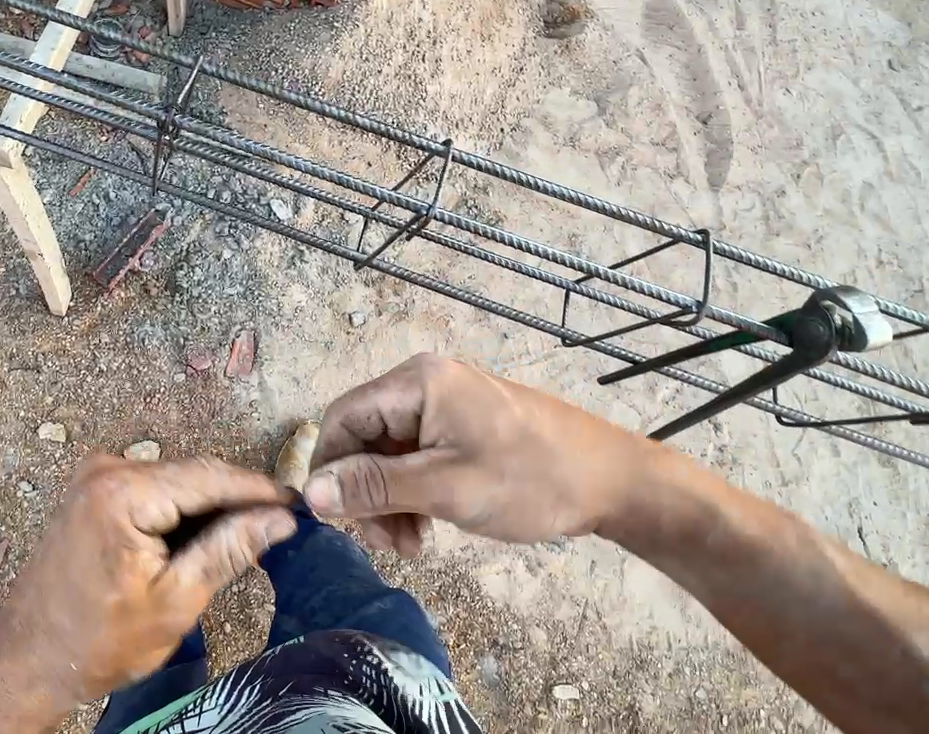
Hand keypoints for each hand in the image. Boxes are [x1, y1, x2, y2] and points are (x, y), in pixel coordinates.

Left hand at [0, 455, 296, 729]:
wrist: (28, 656)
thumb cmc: (100, 639)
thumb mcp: (175, 600)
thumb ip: (228, 550)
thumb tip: (280, 518)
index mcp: (125, 490)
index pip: (208, 476)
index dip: (257, 488)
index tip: (299, 502)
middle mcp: (108, 467)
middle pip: (191, 474)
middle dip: (236, 497)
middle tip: (283, 522)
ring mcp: (96, 474)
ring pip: (174, 480)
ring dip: (209, 504)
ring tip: (250, 532)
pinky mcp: (92, 488)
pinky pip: (151, 489)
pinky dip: (180, 509)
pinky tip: (204, 534)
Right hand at [304, 353, 658, 552]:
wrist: (616, 483)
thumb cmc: (532, 480)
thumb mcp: (447, 488)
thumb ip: (375, 486)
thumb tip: (312, 492)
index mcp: (414, 383)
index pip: (344, 417)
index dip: (330, 466)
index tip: (336, 517)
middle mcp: (421, 384)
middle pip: (365, 436)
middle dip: (366, 492)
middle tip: (386, 543)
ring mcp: (442, 404)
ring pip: (388, 452)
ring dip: (389, 499)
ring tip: (411, 545)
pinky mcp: (459, 425)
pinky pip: (415, 456)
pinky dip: (412, 493)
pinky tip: (426, 528)